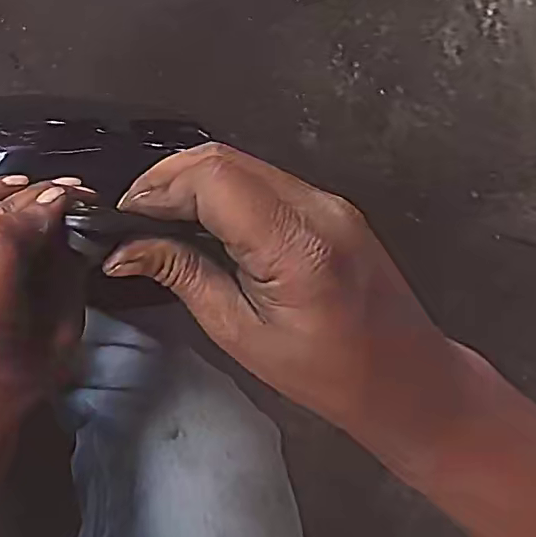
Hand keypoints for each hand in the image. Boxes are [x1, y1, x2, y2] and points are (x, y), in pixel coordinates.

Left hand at [0, 175, 90, 437]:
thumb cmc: (20, 374)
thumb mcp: (62, 332)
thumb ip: (65, 273)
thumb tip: (71, 222)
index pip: (1, 235)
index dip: (39, 209)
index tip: (73, 200)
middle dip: (39, 197)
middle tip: (76, 192)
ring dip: (21, 194)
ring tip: (56, 189)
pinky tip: (15, 185)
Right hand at [102, 144, 465, 453]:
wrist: (409, 379)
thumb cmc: (330, 373)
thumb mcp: (239, 331)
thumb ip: (181, 275)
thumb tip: (126, 251)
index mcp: (297, 248)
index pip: (212, 181)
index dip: (158, 190)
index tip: (126, 216)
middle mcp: (317, 209)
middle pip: (221, 158)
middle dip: (165, 179)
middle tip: (134, 216)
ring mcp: (326, 201)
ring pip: (237, 160)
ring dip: (188, 180)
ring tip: (158, 218)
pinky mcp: (326, 204)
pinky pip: (258, 177)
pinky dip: (216, 188)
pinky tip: (197, 217)